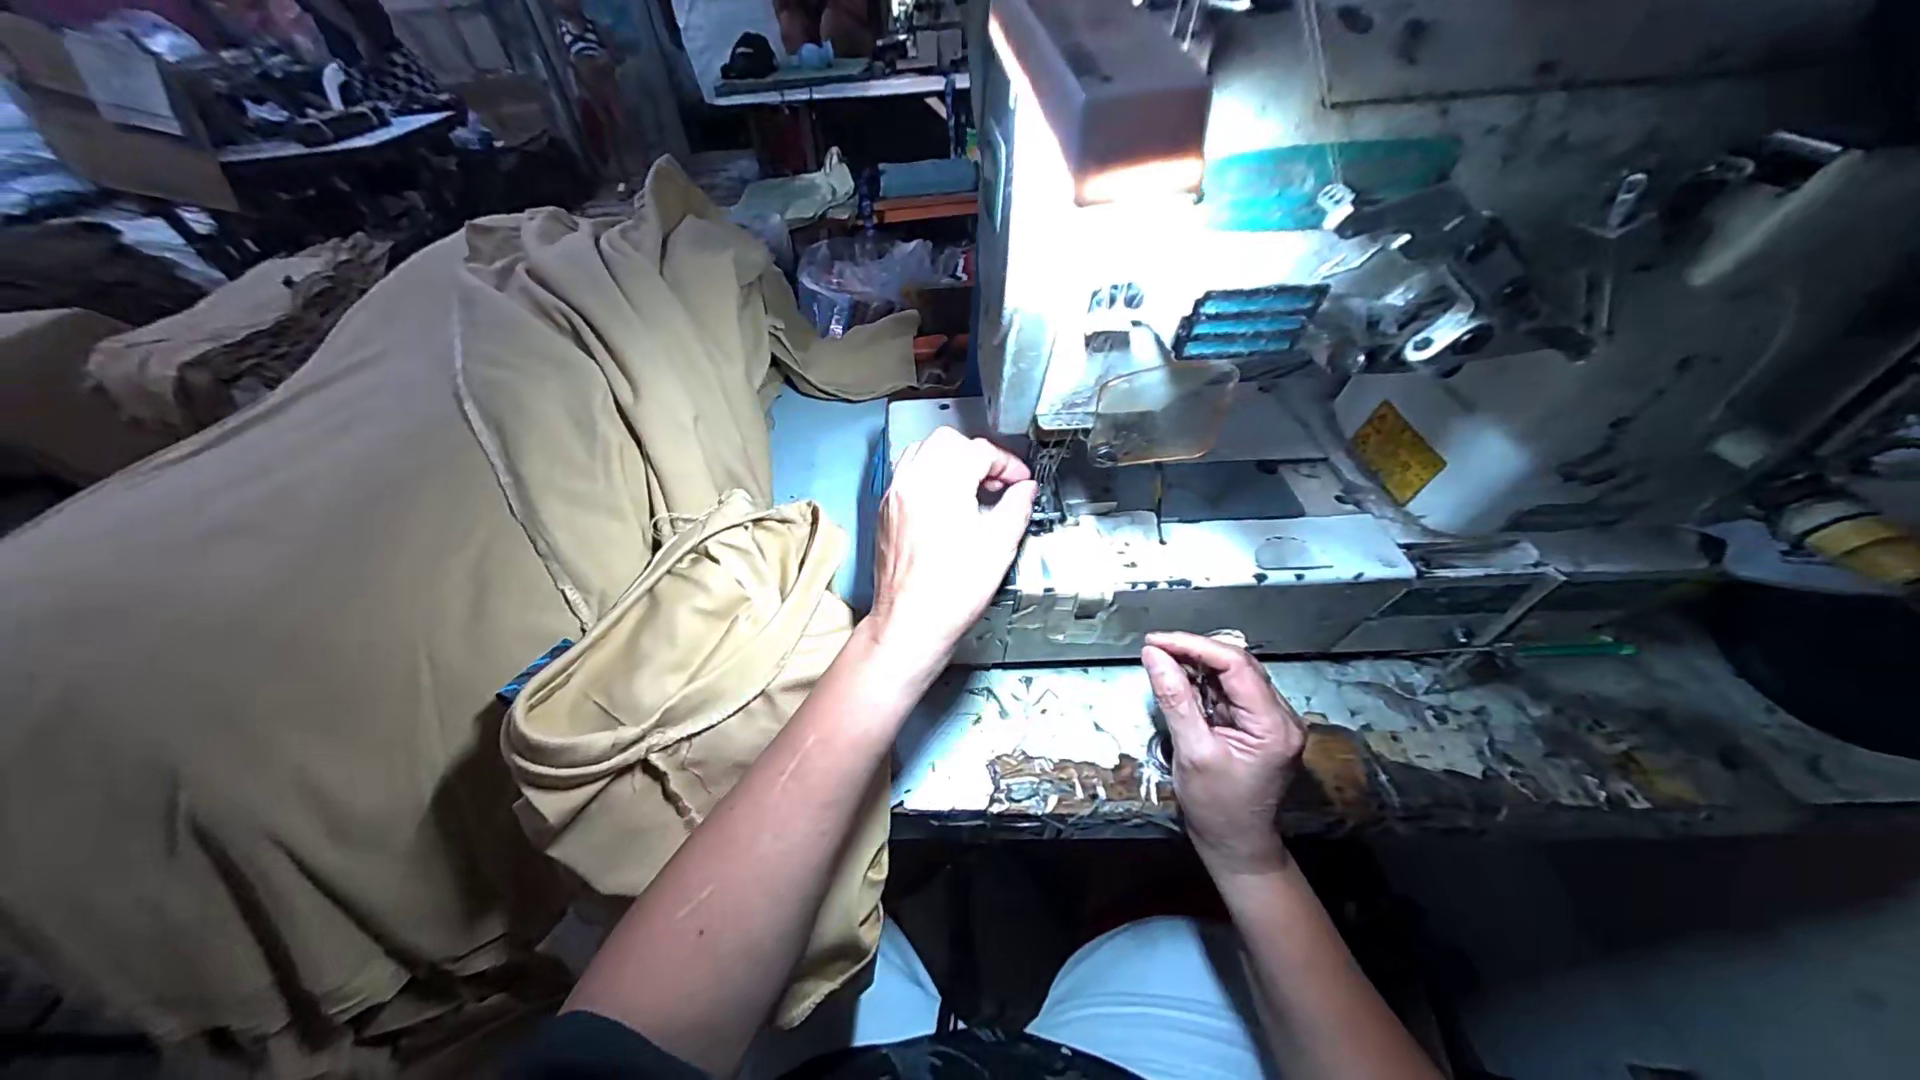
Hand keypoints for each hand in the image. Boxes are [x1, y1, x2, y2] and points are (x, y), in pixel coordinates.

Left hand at [868, 427, 1035, 671]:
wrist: (911, 622)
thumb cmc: (951, 591)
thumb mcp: (999, 545)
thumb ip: (1016, 507)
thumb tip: (1024, 490)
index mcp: (942, 484)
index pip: (979, 451)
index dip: (1007, 463)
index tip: (1019, 481)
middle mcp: (912, 481)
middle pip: (948, 442)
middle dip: (977, 455)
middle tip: (997, 482)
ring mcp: (894, 495)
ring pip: (922, 452)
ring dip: (951, 461)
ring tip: (972, 488)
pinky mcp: (885, 512)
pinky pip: (907, 474)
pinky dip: (930, 476)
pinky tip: (946, 502)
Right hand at [1142, 631, 1306, 875]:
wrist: (1235, 843)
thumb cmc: (1216, 807)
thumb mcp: (1191, 751)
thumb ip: (1175, 699)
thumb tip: (1154, 655)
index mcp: (1273, 725)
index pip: (1235, 665)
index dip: (1193, 646)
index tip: (1156, 641)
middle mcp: (1281, 716)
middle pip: (1237, 663)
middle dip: (1194, 651)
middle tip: (1155, 649)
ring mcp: (1272, 719)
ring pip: (1233, 673)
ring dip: (1197, 664)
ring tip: (1163, 662)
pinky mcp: (1259, 724)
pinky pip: (1230, 689)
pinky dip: (1203, 681)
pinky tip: (1181, 680)